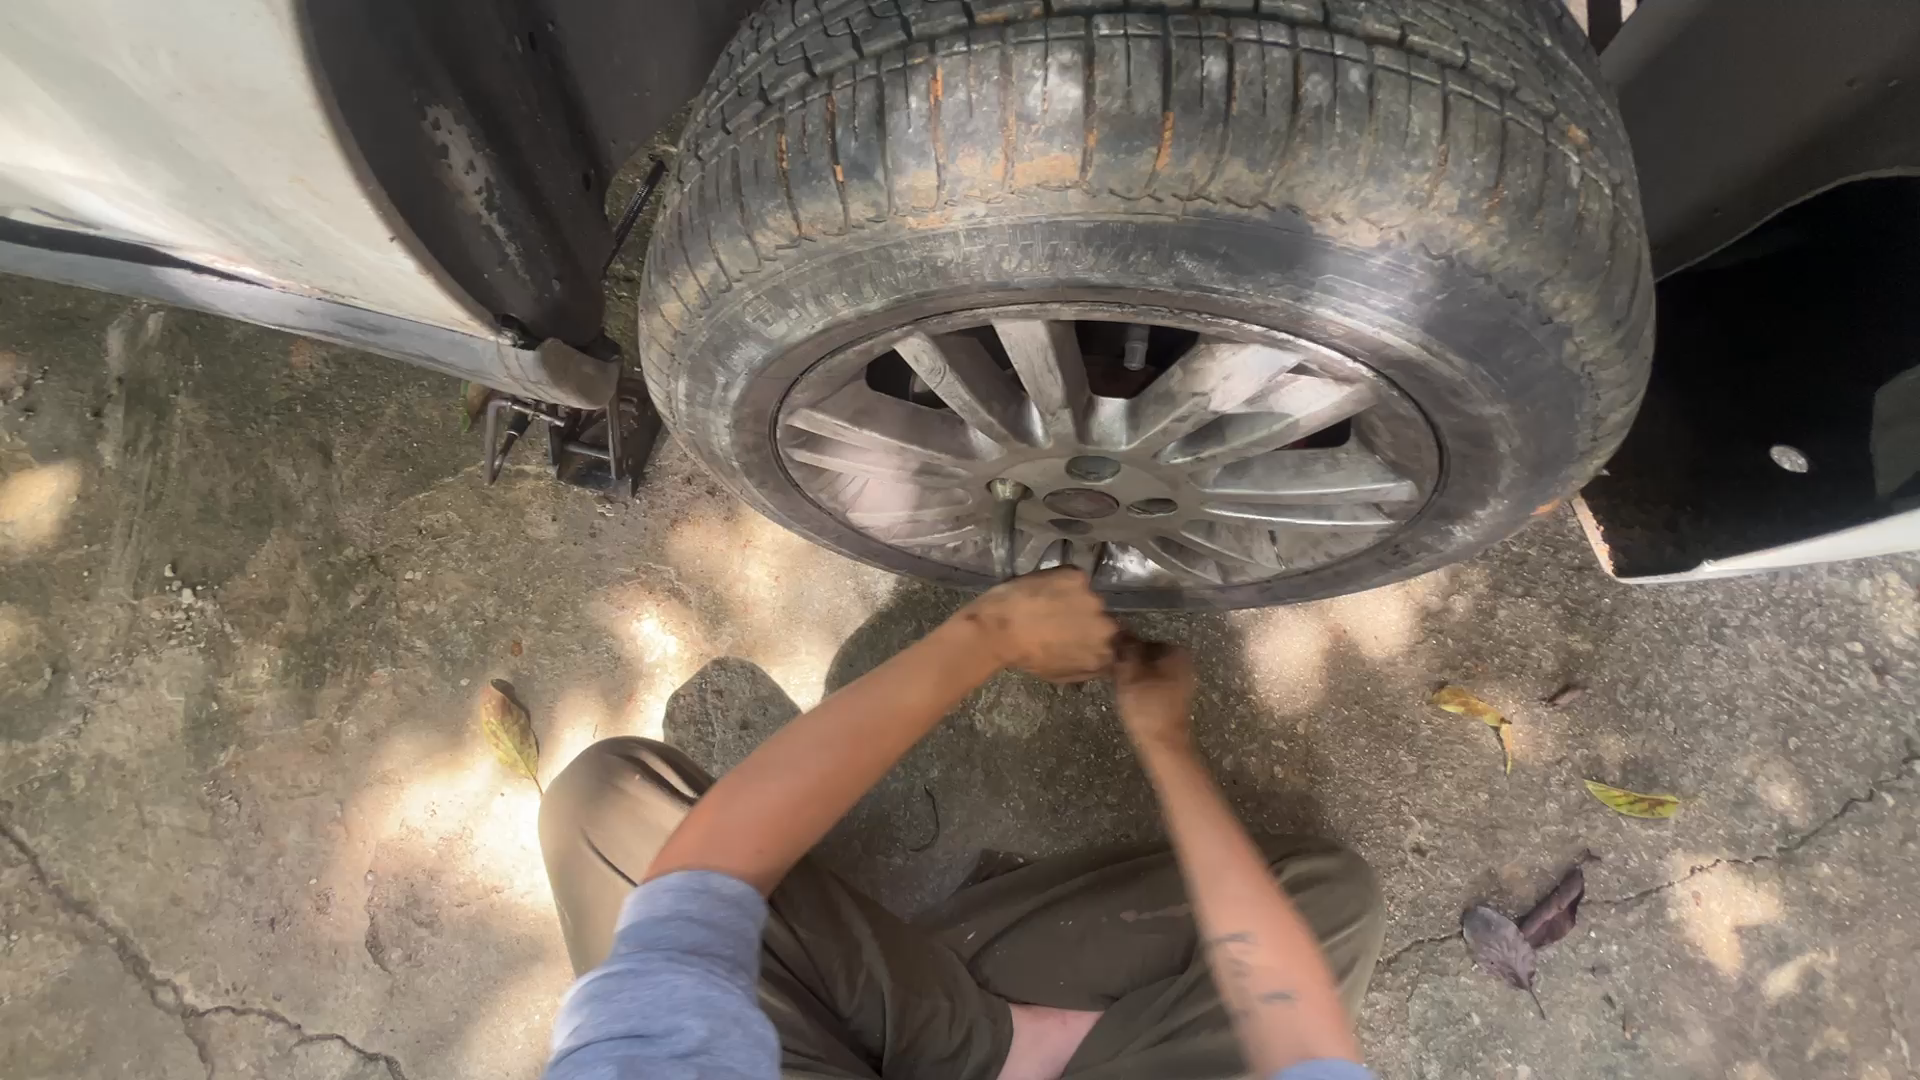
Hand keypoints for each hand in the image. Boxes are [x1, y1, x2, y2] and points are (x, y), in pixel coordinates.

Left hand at [959, 567, 1118, 681]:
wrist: (1000, 630)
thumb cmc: (1027, 657)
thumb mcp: (1061, 674)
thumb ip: (1089, 667)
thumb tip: (1100, 659)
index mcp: (1104, 653)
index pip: (1114, 643)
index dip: (1096, 636)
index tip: (1080, 633)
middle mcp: (1106, 625)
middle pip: (1103, 617)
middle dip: (1086, 618)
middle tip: (1061, 618)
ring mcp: (1092, 598)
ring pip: (1088, 596)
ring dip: (1074, 599)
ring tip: (1049, 603)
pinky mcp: (1077, 576)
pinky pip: (1075, 577)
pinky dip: (1063, 581)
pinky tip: (1044, 589)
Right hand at [1113, 636, 1195, 754]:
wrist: (1164, 744)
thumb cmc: (1146, 706)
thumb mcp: (1130, 674)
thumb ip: (1126, 650)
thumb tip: (1122, 632)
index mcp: (1177, 653)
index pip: (1146, 640)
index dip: (1128, 648)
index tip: (1115, 660)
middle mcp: (1185, 664)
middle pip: (1151, 655)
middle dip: (1134, 662)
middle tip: (1117, 673)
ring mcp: (1184, 683)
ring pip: (1153, 671)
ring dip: (1138, 676)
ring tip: (1122, 687)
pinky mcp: (1178, 699)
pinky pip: (1157, 684)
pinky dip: (1145, 688)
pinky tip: (1133, 698)